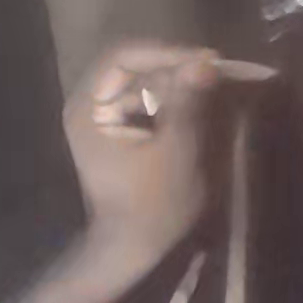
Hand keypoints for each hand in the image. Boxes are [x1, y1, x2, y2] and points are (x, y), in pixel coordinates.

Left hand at [64, 42, 223, 265]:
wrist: (132, 250)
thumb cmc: (151, 207)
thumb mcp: (175, 152)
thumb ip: (187, 104)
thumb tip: (205, 62)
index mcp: (89, 107)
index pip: (122, 57)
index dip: (165, 52)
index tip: (205, 59)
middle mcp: (88, 103)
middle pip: (130, 65)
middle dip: (173, 65)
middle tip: (213, 68)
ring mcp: (100, 114)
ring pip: (139, 79)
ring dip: (174, 79)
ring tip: (210, 80)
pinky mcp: (115, 125)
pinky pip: (142, 97)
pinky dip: (169, 95)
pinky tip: (195, 97)